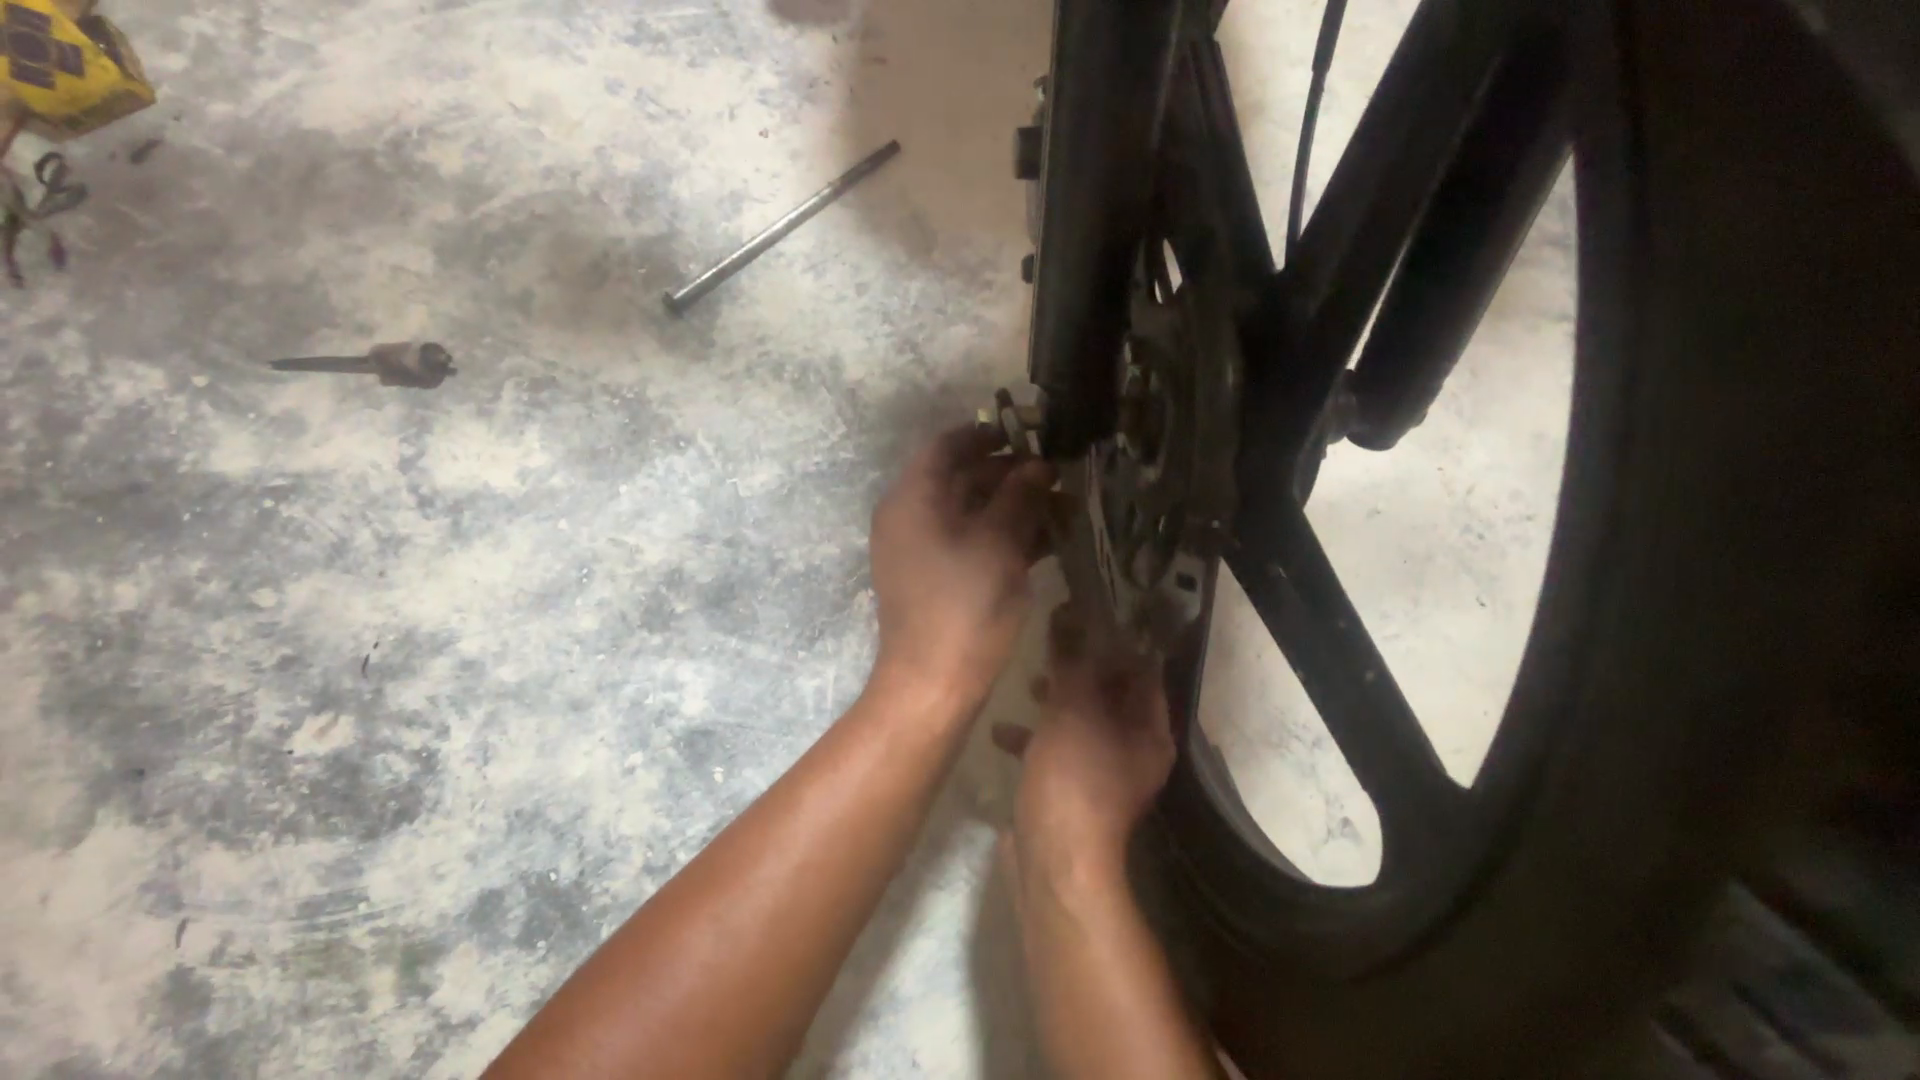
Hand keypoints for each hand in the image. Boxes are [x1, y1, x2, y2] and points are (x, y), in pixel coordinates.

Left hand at [869, 425, 1056, 703]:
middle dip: (1010, 475)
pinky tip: (1046, 540)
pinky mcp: (934, 579)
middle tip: (1057, 475)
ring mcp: (919, 550)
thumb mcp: (999, 542)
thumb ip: (1019, 496)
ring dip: (1013, 507)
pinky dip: (1003, 536)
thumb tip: (1037, 465)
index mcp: (913, 497)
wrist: (932, 682)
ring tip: (1064, 507)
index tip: (1030, 434)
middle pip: (960, 478)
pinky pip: (968, 542)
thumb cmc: (965, 603)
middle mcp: (908, 516)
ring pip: (969, 513)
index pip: (947, 446)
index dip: (988, 435)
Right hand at [994, 604, 1176, 881]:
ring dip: (1053, 703)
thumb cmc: (1074, 777)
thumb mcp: (1071, 709)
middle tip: (1052, 645)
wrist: (1053, 862)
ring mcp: (1101, 777)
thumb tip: (1069, 611)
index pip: (1143, 672)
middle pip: (1109, 697)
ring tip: (1025, 686)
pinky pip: (1054, 753)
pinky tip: (1001, 733)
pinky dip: (1033, 740)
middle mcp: (1133, 753)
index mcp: (1149, 732)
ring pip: (1079, 725)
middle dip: (1079, 671)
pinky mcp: (1069, 794)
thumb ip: (1070, 660)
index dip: (1118, 642)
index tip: (1086, 614)